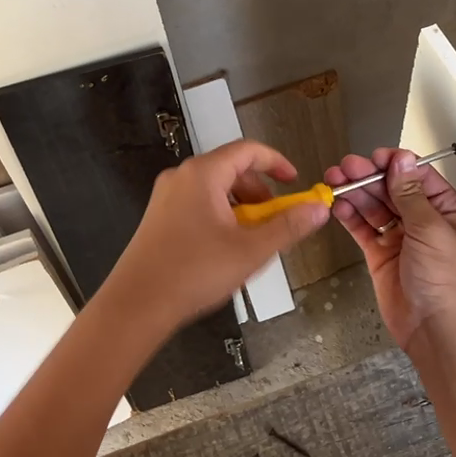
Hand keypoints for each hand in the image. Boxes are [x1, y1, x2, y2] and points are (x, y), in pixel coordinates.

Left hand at [96, 139, 330, 338]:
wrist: (137, 305)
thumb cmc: (195, 272)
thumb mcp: (251, 250)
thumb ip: (288, 226)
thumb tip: (318, 208)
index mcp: (203, 174)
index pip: (248, 150)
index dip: (277, 162)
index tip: (295, 182)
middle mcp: (181, 177)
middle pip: (231, 169)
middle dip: (260, 191)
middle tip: (275, 220)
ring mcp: (165, 197)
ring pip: (215, 189)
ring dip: (241, 207)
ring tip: (252, 240)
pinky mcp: (158, 218)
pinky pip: (198, 204)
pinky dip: (221, 216)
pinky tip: (225, 250)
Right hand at [324, 148, 455, 351]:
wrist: (437, 331)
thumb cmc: (447, 280)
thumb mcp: (431, 229)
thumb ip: (411, 194)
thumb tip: (401, 160)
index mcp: (446, 210)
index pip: (417, 177)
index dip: (394, 165)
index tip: (372, 158)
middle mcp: (424, 221)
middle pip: (392, 190)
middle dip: (369, 177)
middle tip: (346, 168)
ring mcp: (401, 238)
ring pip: (375, 207)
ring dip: (356, 193)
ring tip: (335, 181)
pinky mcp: (381, 256)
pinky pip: (364, 230)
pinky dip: (350, 217)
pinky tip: (338, 205)